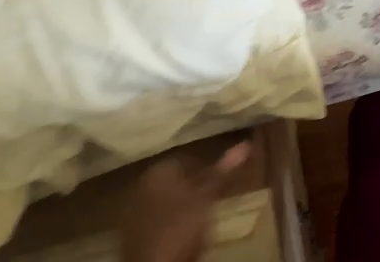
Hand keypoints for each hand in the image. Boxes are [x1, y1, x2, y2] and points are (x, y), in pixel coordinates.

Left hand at [119, 142, 250, 261]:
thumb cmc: (180, 226)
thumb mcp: (206, 198)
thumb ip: (222, 172)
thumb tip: (245, 145)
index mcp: (158, 170)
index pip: (187, 159)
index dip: (207, 167)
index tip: (223, 178)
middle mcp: (143, 185)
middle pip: (177, 180)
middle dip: (195, 187)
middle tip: (215, 198)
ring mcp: (136, 211)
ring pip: (168, 201)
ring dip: (185, 207)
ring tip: (204, 218)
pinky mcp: (135, 234)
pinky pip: (160, 221)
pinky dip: (173, 223)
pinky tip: (186, 234)